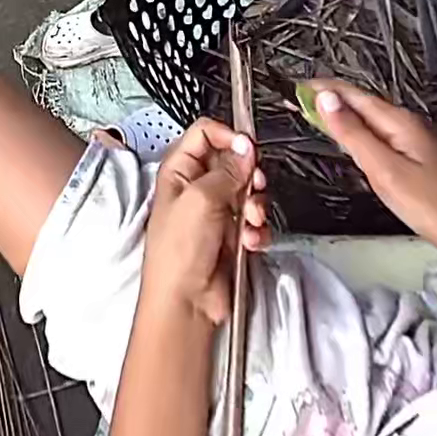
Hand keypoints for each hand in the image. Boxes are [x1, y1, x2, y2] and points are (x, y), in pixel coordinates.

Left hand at [140, 117, 270, 324]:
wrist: (186, 302)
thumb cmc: (179, 250)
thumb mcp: (202, 199)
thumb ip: (227, 170)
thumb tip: (245, 146)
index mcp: (179, 169)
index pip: (204, 133)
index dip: (227, 136)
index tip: (247, 148)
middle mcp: (196, 185)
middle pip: (232, 161)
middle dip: (249, 174)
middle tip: (253, 186)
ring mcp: (214, 210)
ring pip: (247, 190)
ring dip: (255, 205)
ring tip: (250, 221)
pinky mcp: (231, 233)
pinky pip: (254, 220)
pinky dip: (257, 229)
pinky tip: (250, 242)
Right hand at [302, 79, 436, 271]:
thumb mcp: (385, 170)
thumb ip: (353, 134)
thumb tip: (324, 98)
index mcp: (398, 122)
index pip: (351, 94)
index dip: (320, 89)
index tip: (292, 89)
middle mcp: (407, 125)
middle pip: (360, 103)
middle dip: (327, 99)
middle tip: (295, 102)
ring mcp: (415, 142)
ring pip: (369, 120)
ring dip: (340, 115)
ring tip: (313, 116)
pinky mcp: (419, 160)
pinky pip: (378, 136)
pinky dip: (355, 133)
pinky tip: (349, 142)